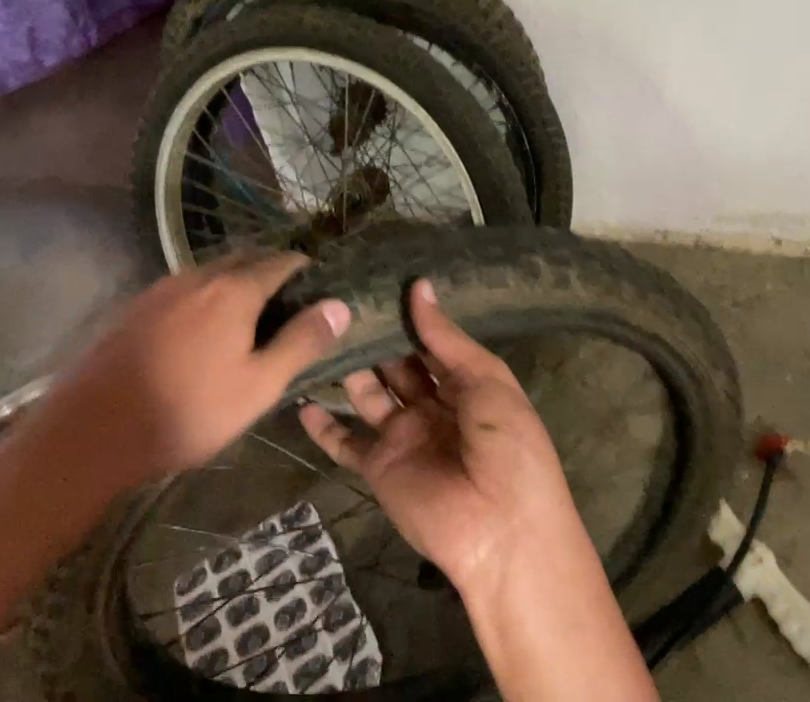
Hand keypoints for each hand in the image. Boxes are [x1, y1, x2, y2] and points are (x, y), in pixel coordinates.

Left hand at [48, 251, 349, 483]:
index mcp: (235, 290)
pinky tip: (201, 334)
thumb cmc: (188, 411)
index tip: (321, 290)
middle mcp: (198, 277)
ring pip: (211, 274)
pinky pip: (183, 291)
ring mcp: (160, 290)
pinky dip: (204, 299)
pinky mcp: (134, 309)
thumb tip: (340, 305)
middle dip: (271, 272)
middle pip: (245, 259)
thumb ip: (302, 342)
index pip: (283, 261)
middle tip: (290, 306)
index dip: (306, 271)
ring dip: (236, 285)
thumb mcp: (259, 386)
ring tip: (249, 321)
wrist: (90, 434)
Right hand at [297, 279, 579, 596]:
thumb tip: (420, 287)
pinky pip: (345, 441)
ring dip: (348, 368)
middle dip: (375, 337)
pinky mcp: (379, 466)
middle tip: (338, 299)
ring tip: (317, 331)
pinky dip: (323, 425)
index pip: (430, 342)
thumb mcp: (488, 381)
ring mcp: (404, 435)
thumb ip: (447, 339)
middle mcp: (433, 405)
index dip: (407, 316)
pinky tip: (301, 397)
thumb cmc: (508, 445)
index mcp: (467, 383)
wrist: (501, 528)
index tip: (377, 281)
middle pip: (397, 364)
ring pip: (368, 393)